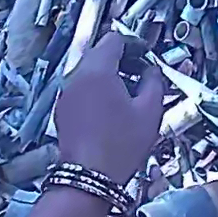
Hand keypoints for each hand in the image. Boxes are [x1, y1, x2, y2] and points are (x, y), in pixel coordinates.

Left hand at [53, 33, 165, 183]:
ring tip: (129, 95)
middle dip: (123, 60)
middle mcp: (76, 77)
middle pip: (100, 53)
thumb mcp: (150, 111)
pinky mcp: (63, 110)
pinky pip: (81, 90)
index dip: (134, 44)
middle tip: (142, 75)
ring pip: (89, 72)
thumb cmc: (120, 146)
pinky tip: (112, 110)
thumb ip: (154, 82)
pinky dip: (97, 91)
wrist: (90, 177)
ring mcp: (66, 94)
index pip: (114, 39)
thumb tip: (153, 71)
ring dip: (110, 76)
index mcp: (97, 71)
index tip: (145, 55)